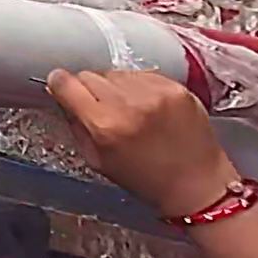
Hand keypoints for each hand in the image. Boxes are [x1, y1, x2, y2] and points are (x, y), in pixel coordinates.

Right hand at [46, 70, 240, 218]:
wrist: (198, 185)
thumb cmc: (143, 179)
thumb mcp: (96, 160)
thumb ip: (76, 125)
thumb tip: (61, 96)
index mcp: (104, 125)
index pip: (66, 83)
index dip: (59, 84)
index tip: (60, 87)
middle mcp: (128, 103)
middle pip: (89, 75)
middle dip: (87, 88)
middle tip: (99, 107)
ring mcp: (155, 92)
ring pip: (114, 72)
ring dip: (113, 86)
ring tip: (127, 108)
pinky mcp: (176, 87)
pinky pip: (140, 74)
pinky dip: (137, 86)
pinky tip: (146, 105)